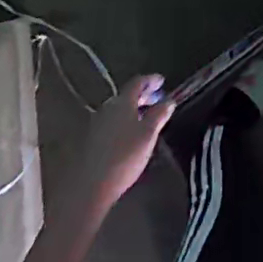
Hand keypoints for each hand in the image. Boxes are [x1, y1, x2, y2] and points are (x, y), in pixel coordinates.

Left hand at [65, 75, 174, 217]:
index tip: (162, 80)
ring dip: (135, 107)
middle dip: (143, 94)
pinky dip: (126, 118)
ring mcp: (99, 120)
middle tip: (157, 98)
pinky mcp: (94, 135)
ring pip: (120, 107)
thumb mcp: (148, 135)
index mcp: (122, 102)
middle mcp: (108, 106)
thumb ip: (159, 115)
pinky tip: (132, 130)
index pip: (137, 83)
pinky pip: (114, 118)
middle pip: (127, 94)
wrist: (93, 181)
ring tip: (147, 114)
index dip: (150, 80)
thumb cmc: (125, 156)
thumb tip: (169, 100)